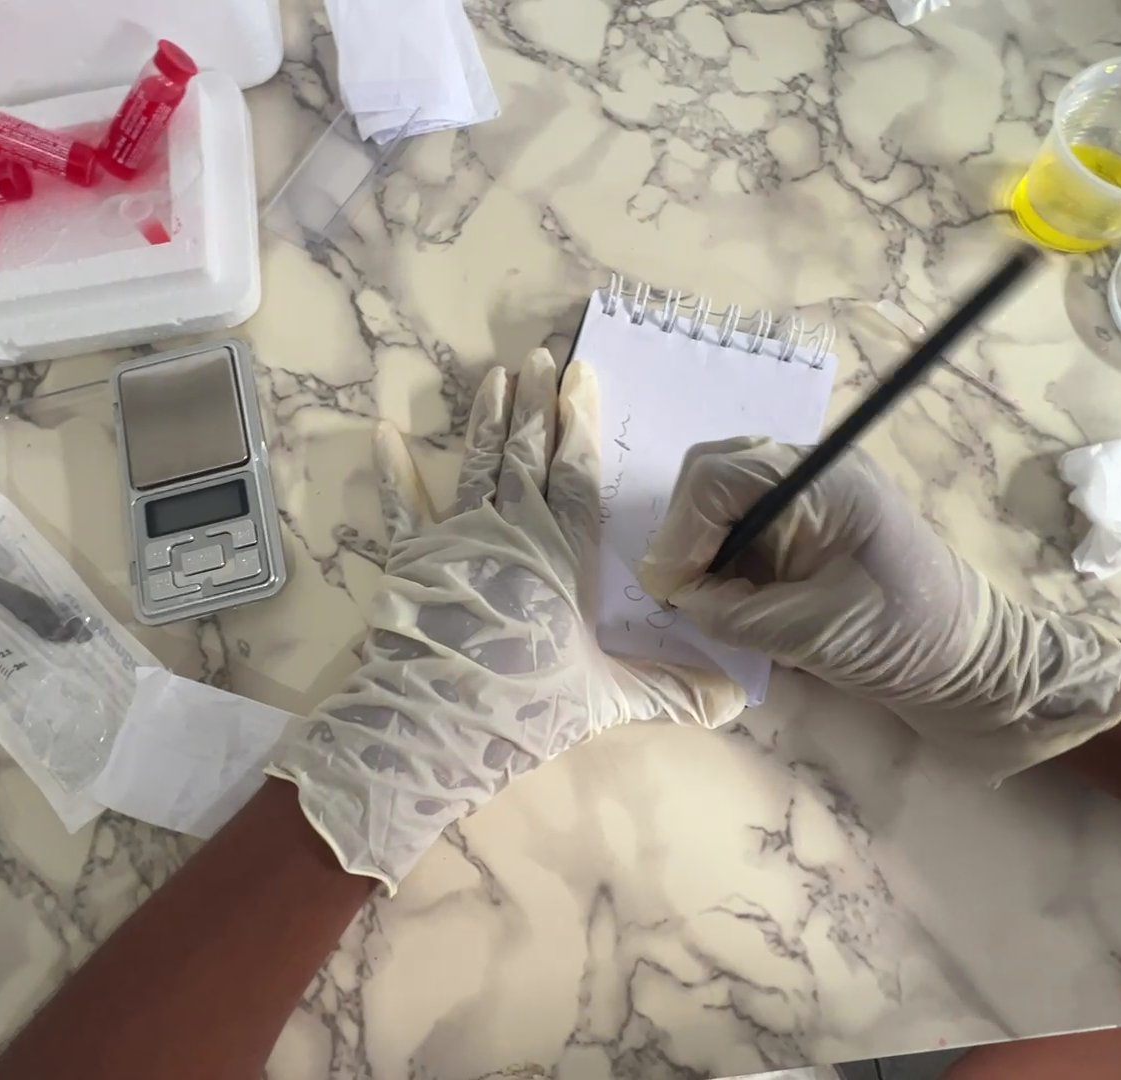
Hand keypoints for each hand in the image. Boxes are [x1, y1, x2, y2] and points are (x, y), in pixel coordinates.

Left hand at [267, 351, 747, 891]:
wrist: (439, 722)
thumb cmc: (525, 704)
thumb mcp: (607, 698)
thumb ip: (668, 688)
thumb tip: (736, 700)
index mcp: (559, 555)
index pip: (573, 476)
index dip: (578, 425)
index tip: (580, 377)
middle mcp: (509, 531)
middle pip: (526, 456)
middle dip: (535, 405)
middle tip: (538, 356)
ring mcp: (456, 538)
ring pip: (476, 466)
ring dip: (486, 420)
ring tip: (494, 376)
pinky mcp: (411, 557)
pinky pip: (402, 507)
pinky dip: (393, 471)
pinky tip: (384, 432)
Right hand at [636, 437, 1120, 780]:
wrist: (967, 659)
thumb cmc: (905, 642)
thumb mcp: (811, 633)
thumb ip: (732, 612)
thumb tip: (678, 595)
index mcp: (825, 483)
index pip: (718, 477)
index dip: (680, 532)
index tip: (669, 588)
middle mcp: (810, 470)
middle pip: (709, 472)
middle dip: (683, 530)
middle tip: (683, 587)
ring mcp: (804, 489)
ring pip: (714, 493)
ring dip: (697, 540)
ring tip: (707, 591)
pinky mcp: (799, 515)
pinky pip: (733, 516)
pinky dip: (714, 550)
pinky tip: (727, 587)